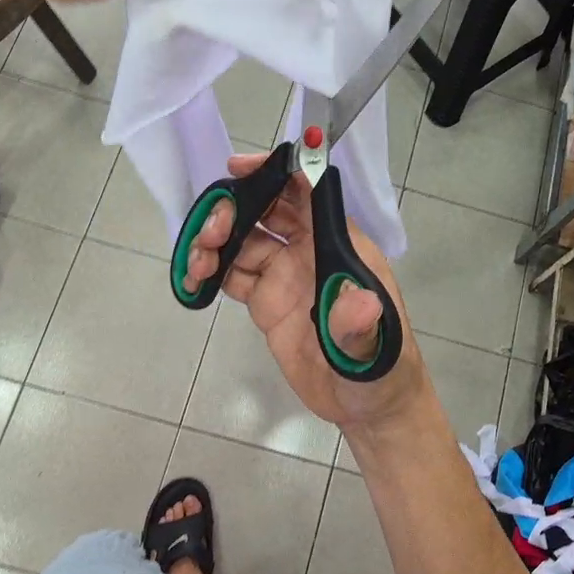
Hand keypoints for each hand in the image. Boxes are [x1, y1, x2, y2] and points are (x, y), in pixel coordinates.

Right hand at [183, 154, 433, 431]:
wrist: (366, 405)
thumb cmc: (380, 368)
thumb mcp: (371, 349)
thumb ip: (358, 327)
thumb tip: (358, 301)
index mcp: (339, 245)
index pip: (308, 193)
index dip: (276, 173)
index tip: (239, 169)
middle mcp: (310, 251)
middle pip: (268, 209)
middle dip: (236, 207)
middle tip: (212, 228)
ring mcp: (285, 275)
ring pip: (244, 239)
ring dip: (216, 239)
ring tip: (199, 260)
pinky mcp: (266, 302)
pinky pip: (232, 275)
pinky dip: (209, 271)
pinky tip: (193, 280)